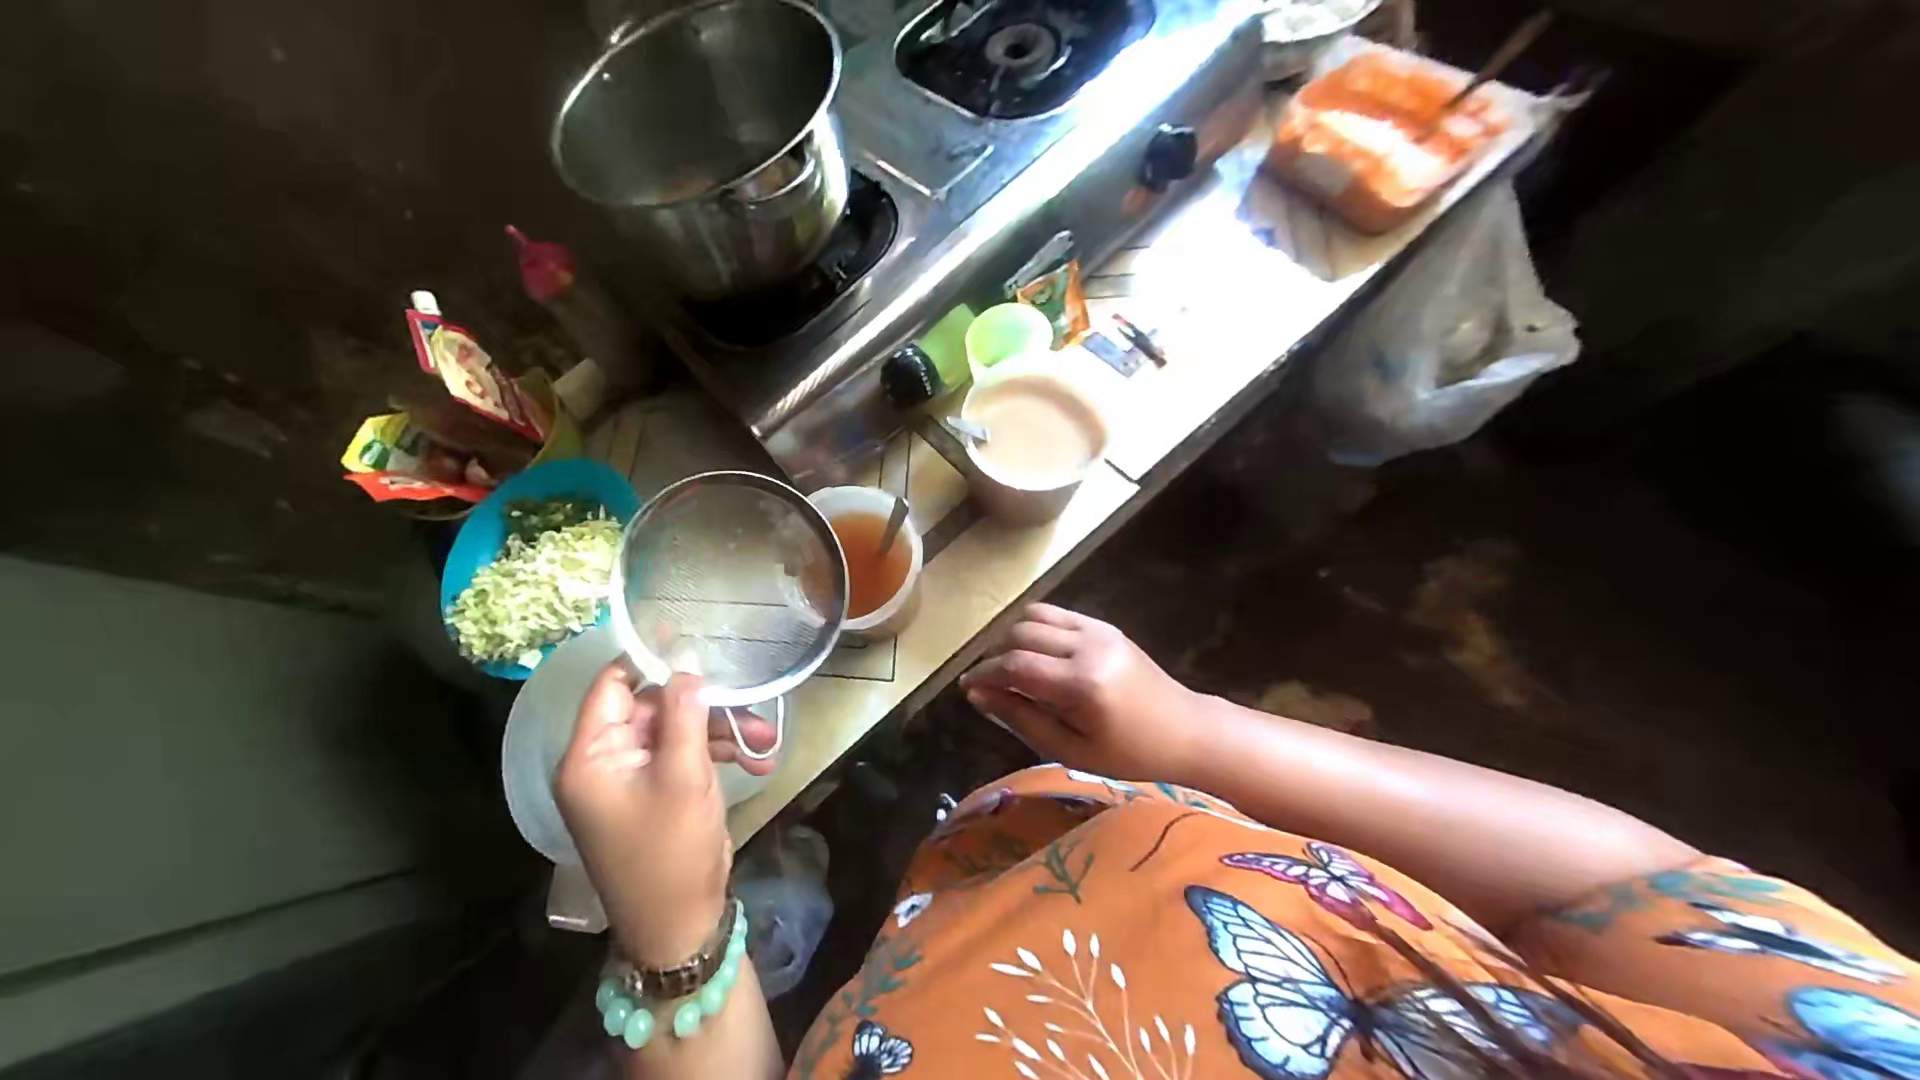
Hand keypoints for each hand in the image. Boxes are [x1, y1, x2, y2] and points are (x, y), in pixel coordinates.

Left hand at [554, 665, 776, 964]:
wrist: (680, 924)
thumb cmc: (671, 850)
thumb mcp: (683, 777)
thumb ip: (684, 714)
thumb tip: (686, 666)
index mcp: (591, 757)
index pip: (610, 687)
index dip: (645, 657)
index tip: (684, 632)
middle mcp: (606, 762)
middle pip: (655, 707)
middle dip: (707, 706)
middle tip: (752, 706)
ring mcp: (634, 777)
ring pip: (679, 730)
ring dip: (723, 732)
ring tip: (766, 742)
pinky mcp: (659, 790)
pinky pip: (687, 755)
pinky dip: (720, 754)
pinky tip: (759, 761)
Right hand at [959, 604, 1209, 784]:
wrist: (1185, 731)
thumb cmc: (1128, 754)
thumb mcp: (1070, 750)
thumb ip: (1021, 718)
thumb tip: (978, 695)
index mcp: (1081, 685)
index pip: (1015, 666)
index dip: (984, 674)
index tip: (966, 688)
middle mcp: (1087, 647)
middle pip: (1020, 636)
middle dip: (994, 656)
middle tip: (986, 682)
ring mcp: (1097, 631)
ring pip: (1034, 617)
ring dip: (1012, 637)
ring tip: (1008, 665)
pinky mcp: (1104, 626)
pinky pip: (1056, 613)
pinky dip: (1035, 626)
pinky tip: (1033, 650)